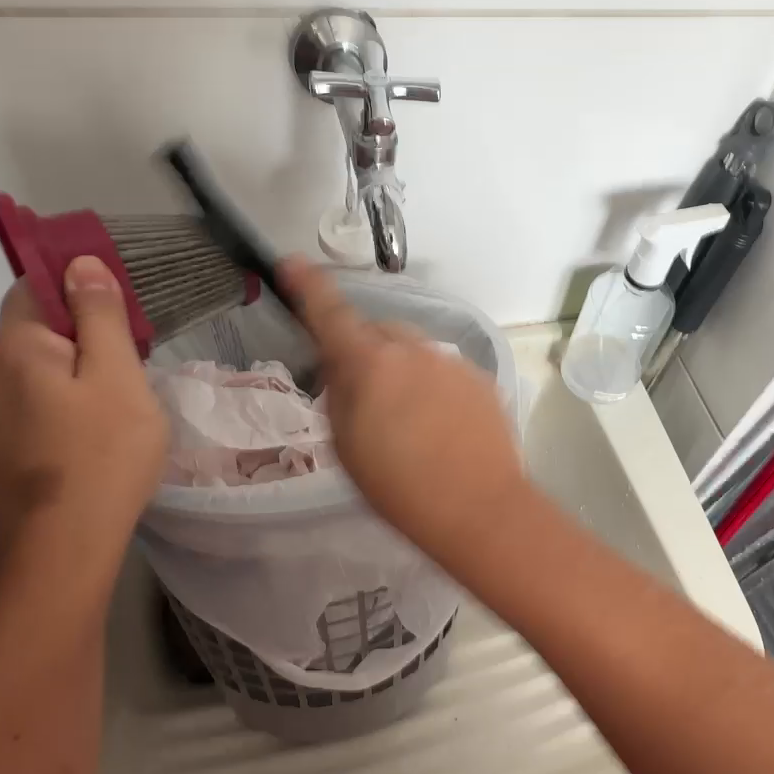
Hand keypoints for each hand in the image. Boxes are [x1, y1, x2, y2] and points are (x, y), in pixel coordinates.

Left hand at [0, 256, 166, 556]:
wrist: (64, 546)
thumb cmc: (104, 454)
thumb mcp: (118, 377)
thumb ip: (100, 316)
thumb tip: (81, 262)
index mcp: (13, 346)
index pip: (36, 287)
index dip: (80, 290)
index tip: (123, 317)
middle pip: (35, 329)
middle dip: (82, 336)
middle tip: (131, 368)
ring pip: (34, 369)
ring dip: (72, 372)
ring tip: (116, 404)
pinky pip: (30, 402)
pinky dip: (59, 402)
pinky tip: (91, 432)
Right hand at [280, 258, 527, 562]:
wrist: (480, 509)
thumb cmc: (400, 489)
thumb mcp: (346, 447)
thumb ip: (339, 394)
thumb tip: (341, 367)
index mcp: (371, 363)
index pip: (331, 313)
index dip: (308, 287)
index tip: (292, 264)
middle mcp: (414, 349)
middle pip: (377, 334)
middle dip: (364, 353)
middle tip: (364, 400)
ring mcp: (452, 362)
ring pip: (414, 352)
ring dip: (402, 371)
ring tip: (408, 423)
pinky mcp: (481, 379)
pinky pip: (444, 371)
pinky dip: (434, 387)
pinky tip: (440, 428)